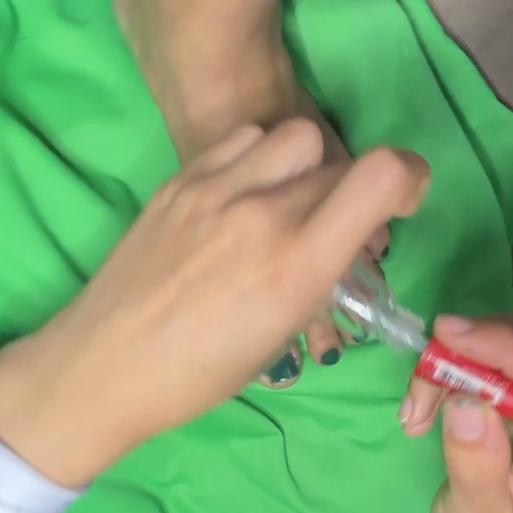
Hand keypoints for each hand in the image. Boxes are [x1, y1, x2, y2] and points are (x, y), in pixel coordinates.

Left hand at [0, 119, 428, 487]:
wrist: (104, 364)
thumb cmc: (197, 375)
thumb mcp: (278, 335)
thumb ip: (316, 277)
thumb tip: (338, 248)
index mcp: (296, 264)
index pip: (381, 175)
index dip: (408, 177)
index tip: (403, 200)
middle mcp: (261, 212)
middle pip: (341, 163)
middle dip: (354, 191)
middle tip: (334, 224)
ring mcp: (214, 189)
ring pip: (292, 137)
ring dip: (306, 165)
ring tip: (284, 200)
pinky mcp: (178, 181)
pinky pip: (240, 141)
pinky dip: (256, 159)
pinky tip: (240, 194)